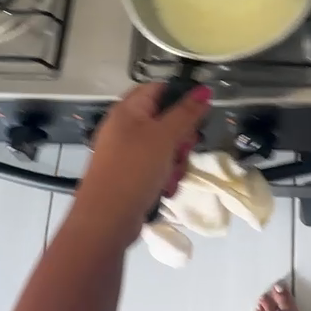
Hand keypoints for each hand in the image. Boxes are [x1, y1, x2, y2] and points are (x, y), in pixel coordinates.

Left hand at [70, 82, 209, 247]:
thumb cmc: (133, 170)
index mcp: (127, 110)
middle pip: (165, 120)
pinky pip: (156, 168)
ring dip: (175, 161)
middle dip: (181, 137)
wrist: (105, 222)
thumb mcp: (165, 136)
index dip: (181, 97)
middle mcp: (125, 128)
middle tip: (184, 148)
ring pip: (165, 147)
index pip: (159, 89)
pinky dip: (164, 177)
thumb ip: (187, 112)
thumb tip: (204, 89)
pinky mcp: (130, 176)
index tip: (199, 114)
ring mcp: (126, 154)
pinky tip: (165, 189)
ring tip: (172, 175)